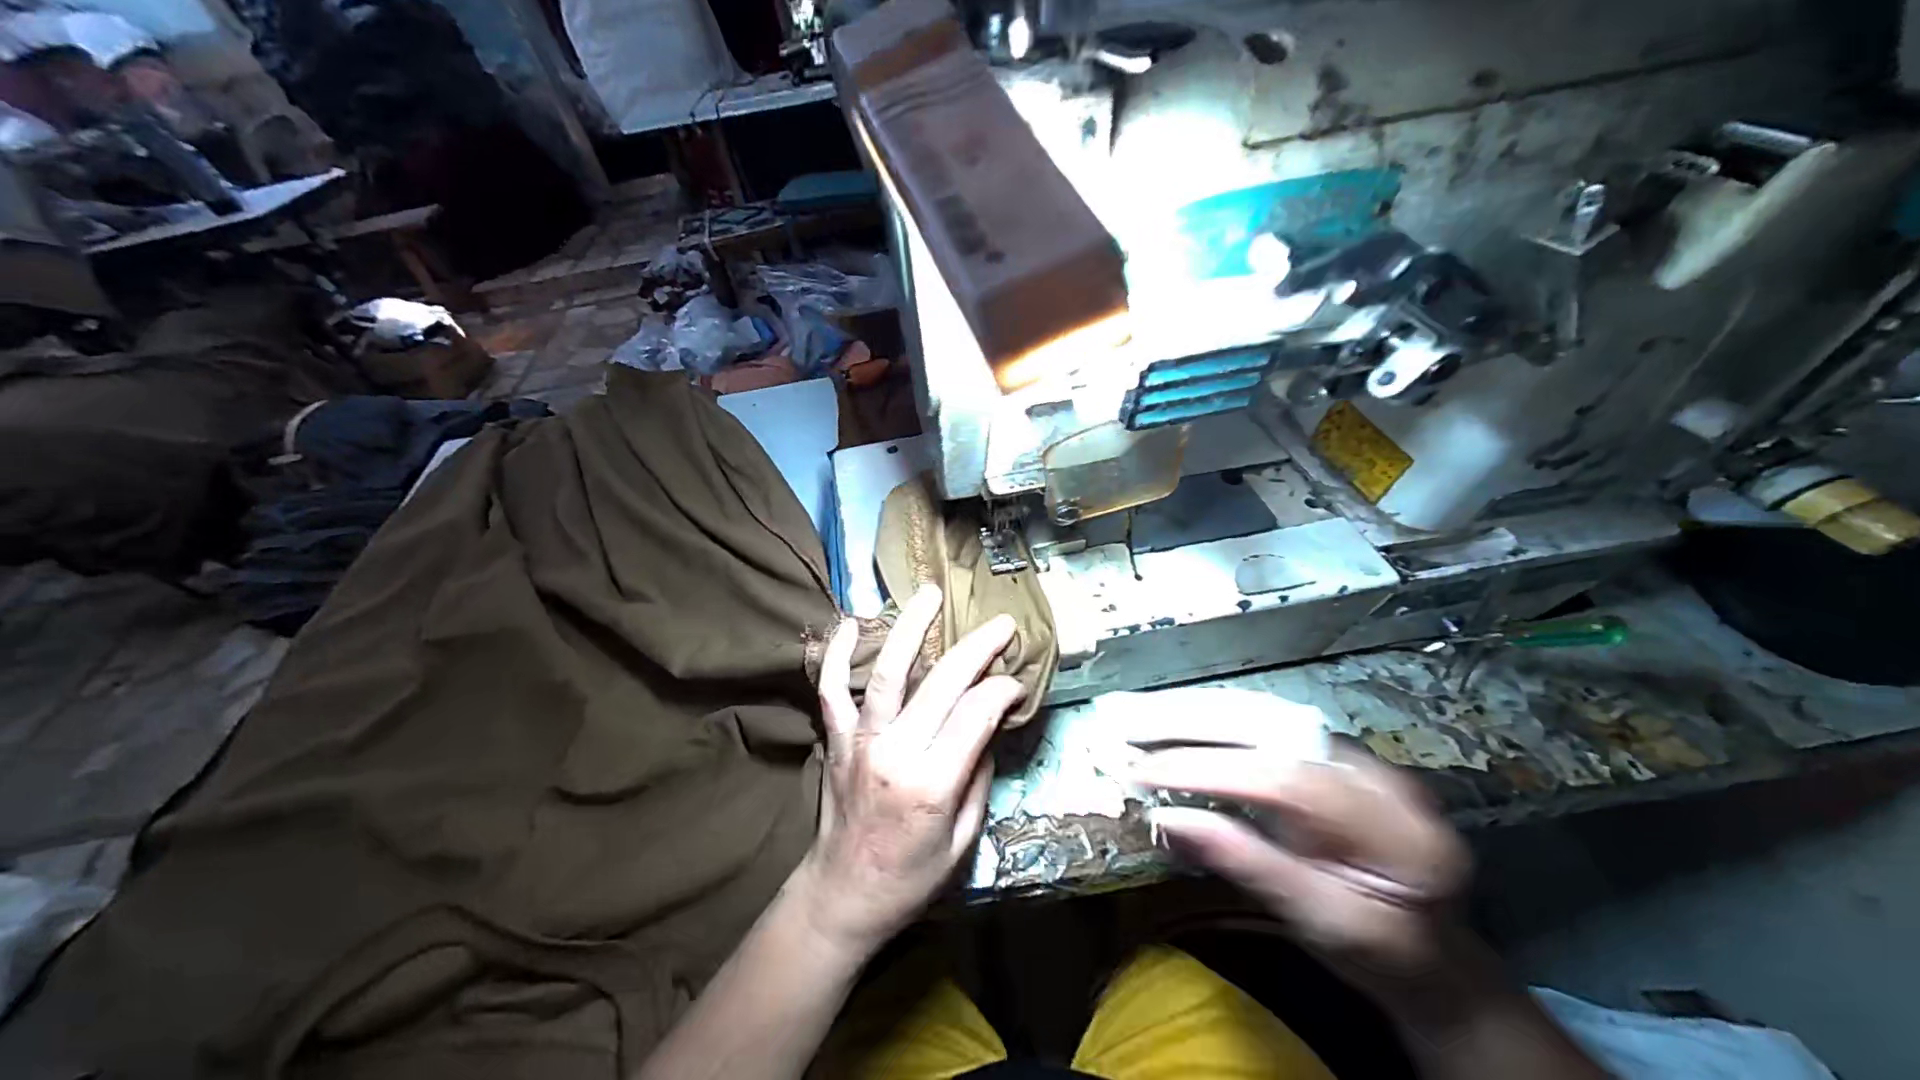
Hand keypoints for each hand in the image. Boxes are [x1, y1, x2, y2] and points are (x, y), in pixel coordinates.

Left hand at [797, 585, 1024, 955]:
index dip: (1003, 690)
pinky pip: (831, 689)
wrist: (842, 895)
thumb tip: (990, 721)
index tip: (1017, 682)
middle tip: (1002, 625)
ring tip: (930, 593)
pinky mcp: (835, 739)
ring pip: (886, 672)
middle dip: (977, 648)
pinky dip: (837, 653)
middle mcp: (894, 753)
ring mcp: (859, 741)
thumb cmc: (911, 877)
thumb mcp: (963, 838)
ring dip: (911, 628)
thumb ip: (978, 775)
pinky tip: (853, 622)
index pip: (976, 714)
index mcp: (932, 784)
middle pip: (941, 683)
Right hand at [1132, 718, 1468, 978]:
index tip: (1146, 774)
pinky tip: (1179, 723)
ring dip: (1201, 715)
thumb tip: (1165, 819)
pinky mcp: (1335, 753)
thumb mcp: (1315, 920)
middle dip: (1195, 725)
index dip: (1209, 770)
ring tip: (1144, 718)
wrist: (1429, 953)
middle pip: (1275, 729)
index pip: (1286, 779)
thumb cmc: (1376, 950)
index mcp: (1391, 827)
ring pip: (1269, 717)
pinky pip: (1270, 725)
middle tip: (1131, 731)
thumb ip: (1246, 863)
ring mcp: (1359, 757)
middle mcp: (1378, 774)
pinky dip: (1218, 721)